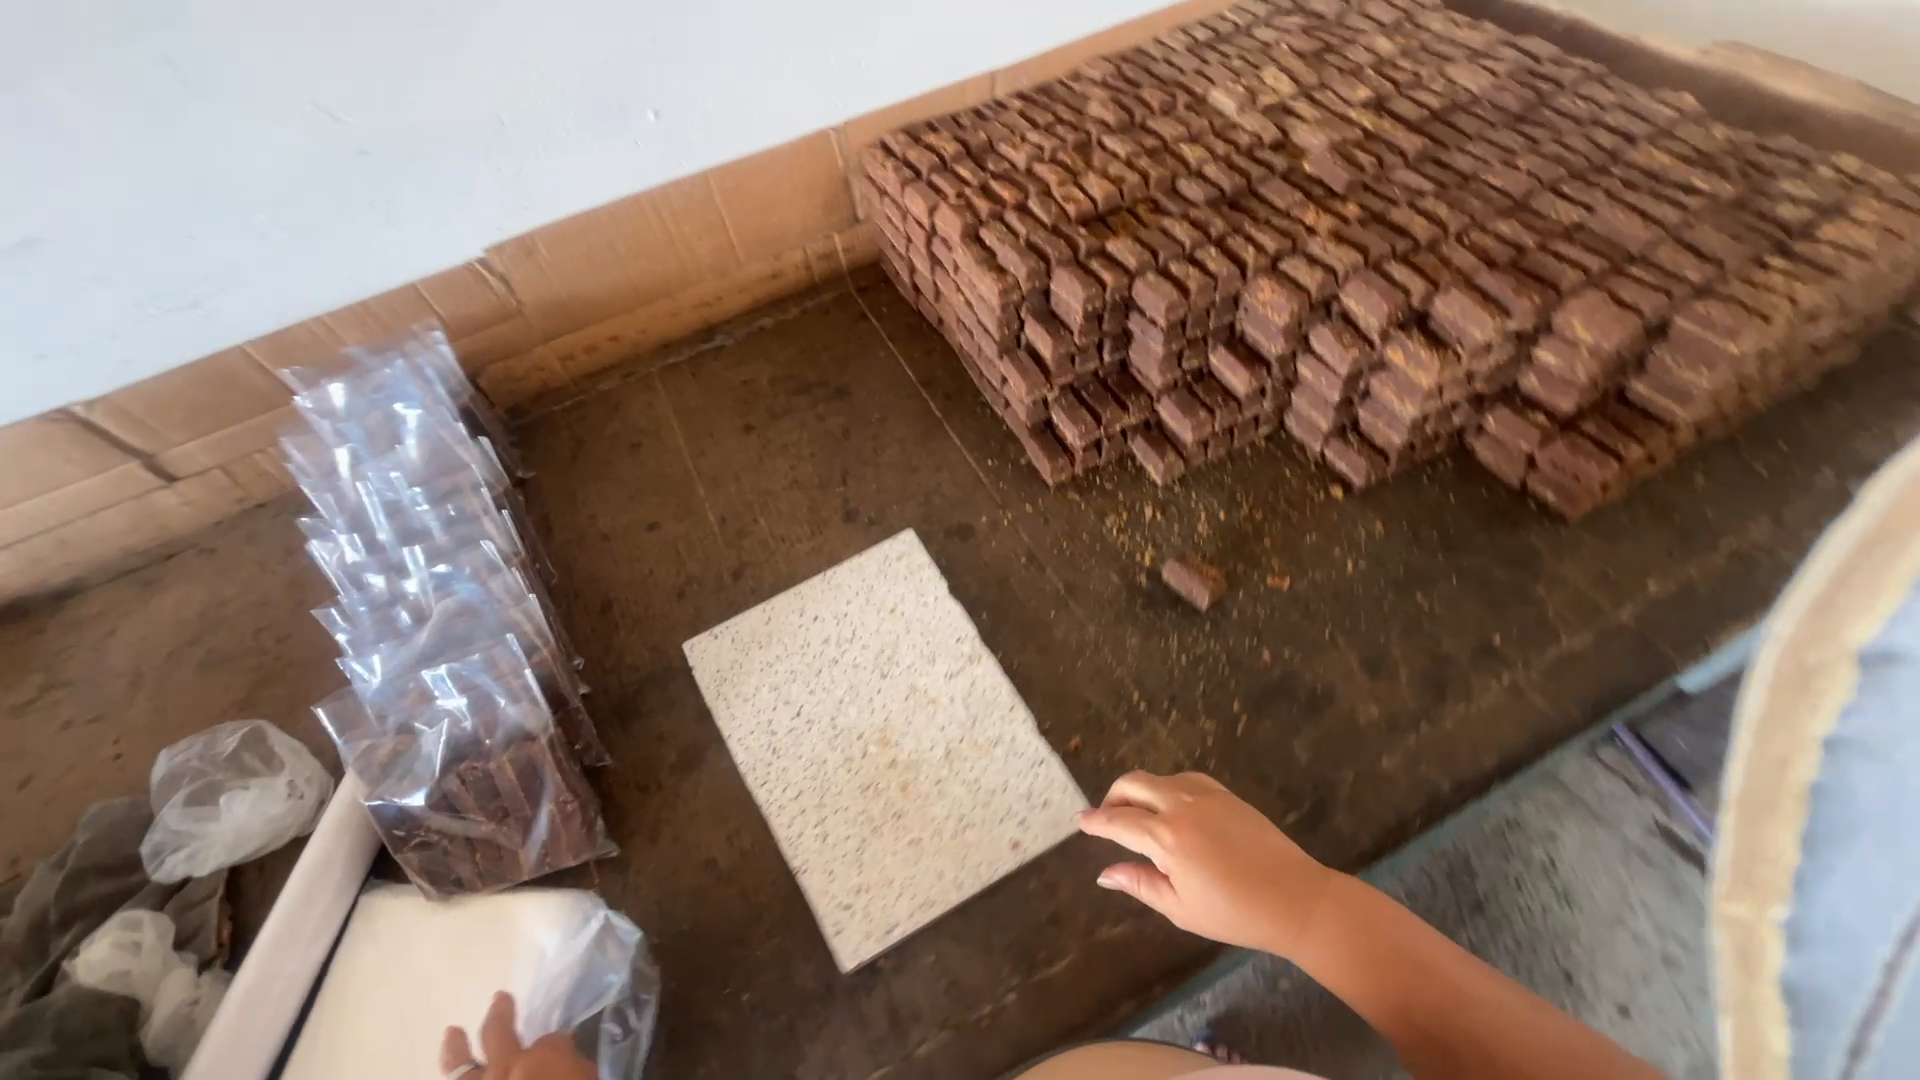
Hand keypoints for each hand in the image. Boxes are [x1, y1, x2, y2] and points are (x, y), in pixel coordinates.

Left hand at [441, 992, 595, 1079]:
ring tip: (451, 1034)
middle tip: (498, 999)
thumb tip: (561, 1055)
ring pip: (461, 1068)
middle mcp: (504, 1071)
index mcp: (539, 1059)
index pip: (549, 1040)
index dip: (558, 1045)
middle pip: (497, 1034)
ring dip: (455, 1050)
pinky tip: (456, 1075)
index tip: (567, 1050)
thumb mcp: (586, 1076)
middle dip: (499, 1015)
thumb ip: (572, 1064)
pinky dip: (457, 1078)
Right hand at [1077, 770, 1338, 957]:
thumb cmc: (1235, 913)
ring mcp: (1206, 795)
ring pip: (1158, 778)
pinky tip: (1172, 808)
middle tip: (1107, 817)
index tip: (1080, 821)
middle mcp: (1180, 805)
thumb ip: (1139, 884)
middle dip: (1113, 796)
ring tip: (1139, 815)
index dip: (1096, 821)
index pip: (1118, 821)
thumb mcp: (1180, 907)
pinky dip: (1167, 788)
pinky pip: (1185, 779)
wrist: (1296, 898)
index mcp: (1165, 836)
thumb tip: (1104, 874)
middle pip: (1133, 784)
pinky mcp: (1226, 795)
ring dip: (1140, 791)